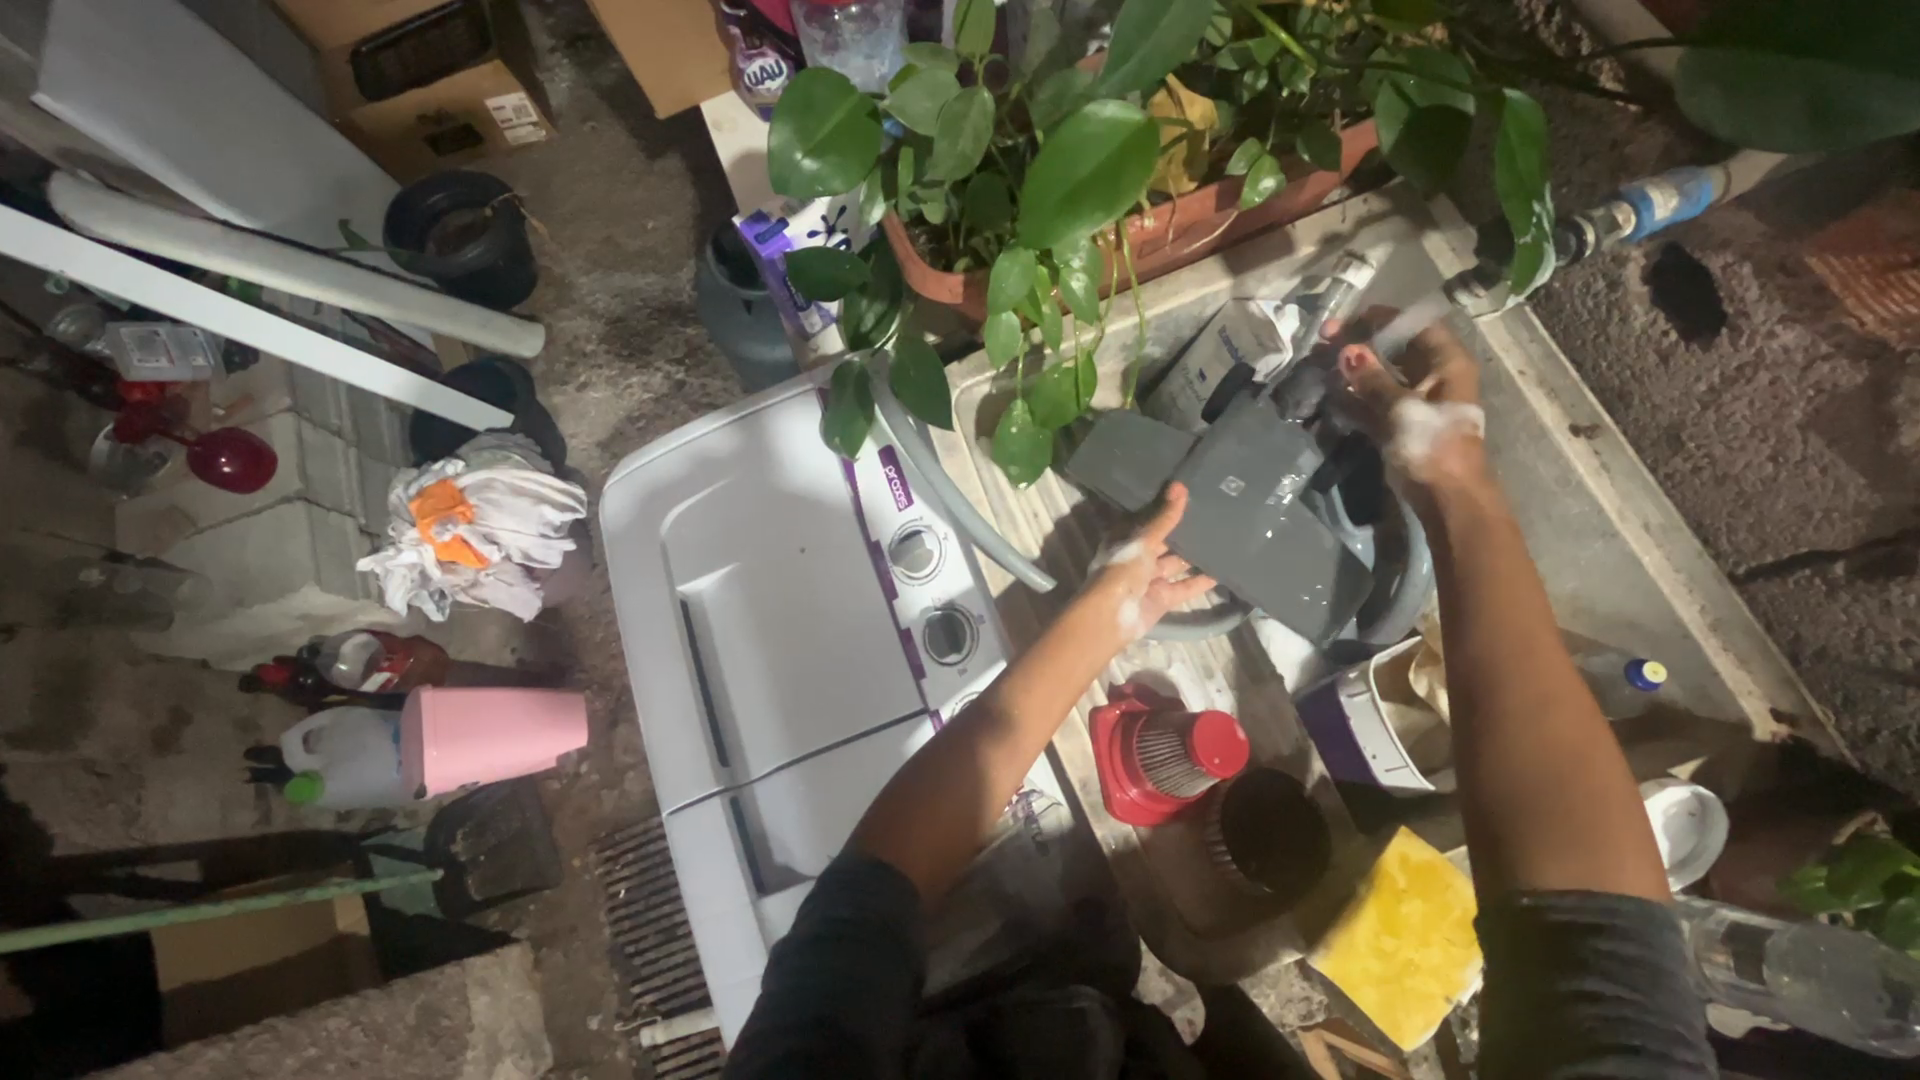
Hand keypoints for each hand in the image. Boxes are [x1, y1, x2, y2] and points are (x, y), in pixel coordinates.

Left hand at [1073, 483, 1217, 649]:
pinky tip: (1223, 569)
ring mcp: (1150, 578)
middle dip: (1184, 531)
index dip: (1163, 507)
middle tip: (1213, 513)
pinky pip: (1186, 586)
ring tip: (1223, 537)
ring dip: (1196, 555)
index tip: (1187, 492)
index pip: (1146, 519)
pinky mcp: (1163, 597)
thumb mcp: (1142, 540)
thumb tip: (1180, 486)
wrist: (1111, 616)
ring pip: (1177, 563)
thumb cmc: (1121, 570)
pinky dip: (1202, 580)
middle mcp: (1137, 557)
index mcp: (1124, 539)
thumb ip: (1164, 518)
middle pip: (1164, 541)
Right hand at [1323, 307, 1490, 517]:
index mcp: (1446, 363)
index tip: (1344, 320)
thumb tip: (1347, 350)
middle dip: (1359, 344)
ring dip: (1350, 371)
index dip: (1381, 319)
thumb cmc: (1433, 446)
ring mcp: (1413, 401)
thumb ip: (1372, 379)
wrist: (1445, 496)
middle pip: (1393, 349)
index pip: (1414, 326)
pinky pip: (1371, 402)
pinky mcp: (1397, 424)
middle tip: (1322, 341)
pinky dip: (1351, 397)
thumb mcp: (1402, 409)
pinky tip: (1327, 393)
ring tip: (1318, 364)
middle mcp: (1431, 376)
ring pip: (1378, 376)